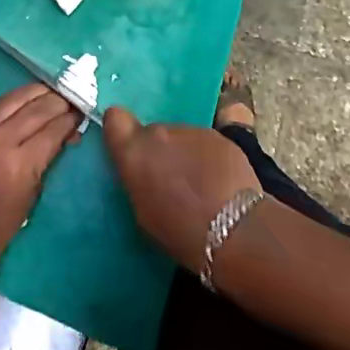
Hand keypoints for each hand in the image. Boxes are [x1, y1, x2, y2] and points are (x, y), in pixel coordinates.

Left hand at [0, 84, 81, 262]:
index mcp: (20, 165)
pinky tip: (28, 98)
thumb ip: (49, 158)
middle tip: (72, 99)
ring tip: (53, 93)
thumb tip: (67, 132)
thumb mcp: (34, 193)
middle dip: (58, 101)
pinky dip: (15, 99)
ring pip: (15, 99)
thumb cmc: (1, 225)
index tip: (81, 112)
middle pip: (37, 109)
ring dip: (38, 94)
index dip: (71, 118)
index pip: (53, 128)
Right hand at [103, 107, 260, 271]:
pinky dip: (206, 156)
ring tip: (197, 182)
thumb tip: (142, 170)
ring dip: (183, 152)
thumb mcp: (142, 211)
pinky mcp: (221, 136)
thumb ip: (137, 178)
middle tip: (168, 177)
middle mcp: (160, 132)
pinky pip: (204, 142)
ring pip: (180, 137)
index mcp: (134, 151)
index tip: (127, 146)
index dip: (121, 129)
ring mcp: (193, 131)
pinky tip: (217, 180)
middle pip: (152, 132)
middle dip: (157, 150)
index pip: (116, 119)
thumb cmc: (178, 230)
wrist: (233, 230)